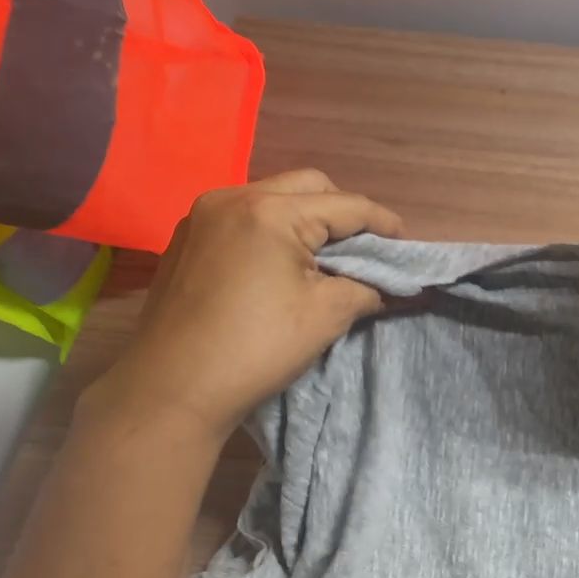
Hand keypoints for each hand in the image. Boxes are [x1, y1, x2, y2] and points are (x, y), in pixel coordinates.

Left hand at [85, 169, 403, 439]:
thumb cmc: (256, 349)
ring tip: (329, 258)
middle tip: (367, 250)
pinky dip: (276, 230)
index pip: (347, 205)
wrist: (170, 390)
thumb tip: (389, 283)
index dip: (385, 224)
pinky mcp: (188, 238)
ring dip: (310, 219)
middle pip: (311, 187)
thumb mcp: (328, 314)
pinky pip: (247, 216)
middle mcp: (233, 198)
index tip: (408, 246)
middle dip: (346, 213)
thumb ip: (367, 286)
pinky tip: (286, 265)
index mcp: (271, 212)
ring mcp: (204, 216)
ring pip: (276, 197)